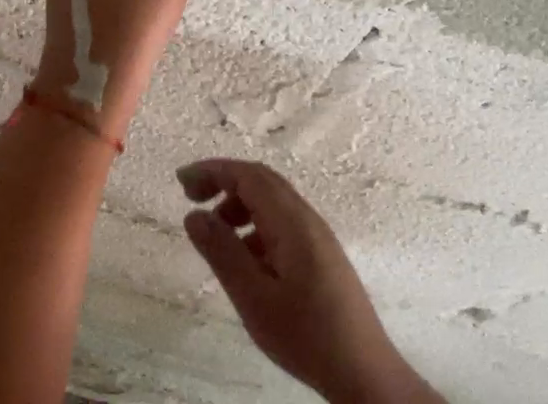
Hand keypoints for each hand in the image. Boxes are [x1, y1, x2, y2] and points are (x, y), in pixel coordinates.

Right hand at [179, 159, 443, 403]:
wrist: (366, 376)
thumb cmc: (306, 335)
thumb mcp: (253, 297)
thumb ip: (222, 252)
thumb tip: (193, 215)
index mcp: (293, 224)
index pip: (248, 176)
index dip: (212, 171)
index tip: (182, 183)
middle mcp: (309, 221)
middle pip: (262, 181)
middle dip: (223, 181)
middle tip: (191, 198)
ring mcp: (320, 239)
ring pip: (273, 203)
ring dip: (239, 205)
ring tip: (216, 235)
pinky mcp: (323, 258)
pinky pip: (283, 224)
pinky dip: (255, 225)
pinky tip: (246, 260)